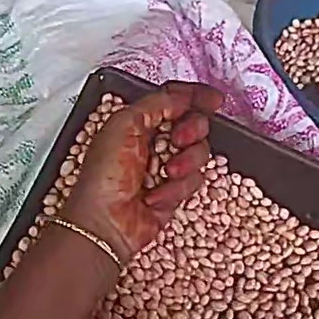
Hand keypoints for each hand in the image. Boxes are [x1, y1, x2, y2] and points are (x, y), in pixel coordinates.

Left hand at [60, 82, 222, 261]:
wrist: (105, 222)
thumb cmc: (104, 178)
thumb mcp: (123, 124)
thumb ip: (156, 104)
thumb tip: (181, 97)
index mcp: (139, 122)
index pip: (174, 101)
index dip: (195, 97)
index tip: (214, 100)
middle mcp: (154, 143)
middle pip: (194, 125)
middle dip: (192, 130)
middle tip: (179, 139)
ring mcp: (166, 169)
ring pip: (199, 154)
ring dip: (186, 162)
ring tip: (167, 172)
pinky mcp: (175, 192)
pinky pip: (194, 182)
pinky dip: (176, 189)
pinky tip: (154, 197)